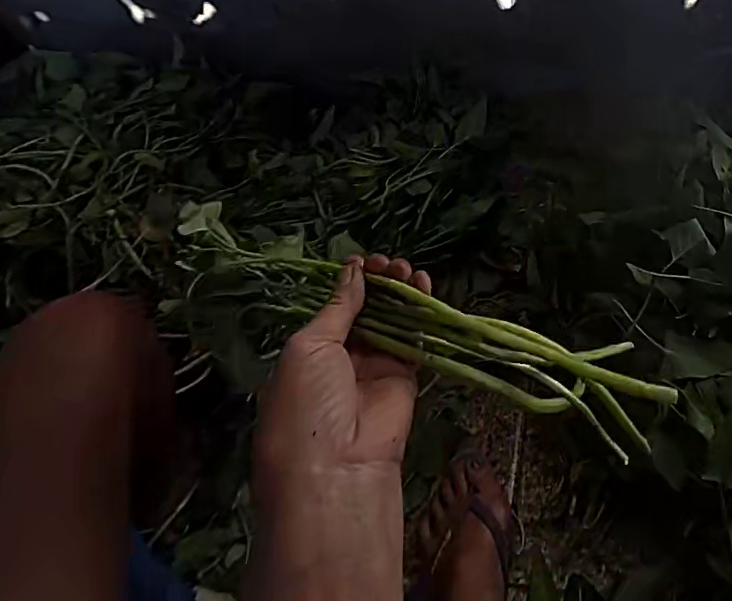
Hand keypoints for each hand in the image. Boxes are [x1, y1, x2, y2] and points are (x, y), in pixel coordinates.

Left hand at [244, 254, 431, 600]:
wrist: (338, 468)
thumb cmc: (307, 404)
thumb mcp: (308, 347)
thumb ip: (338, 306)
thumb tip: (354, 269)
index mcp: (308, 353)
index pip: (334, 309)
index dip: (350, 283)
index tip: (364, 261)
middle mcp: (341, 358)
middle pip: (365, 310)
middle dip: (378, 283)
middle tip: (390, 263)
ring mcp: (374, 367)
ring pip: (392, 320)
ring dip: (400, 292)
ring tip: (408, 269)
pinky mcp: (405, 376)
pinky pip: (414, 337)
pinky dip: (420, 311)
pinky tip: (424, 287)